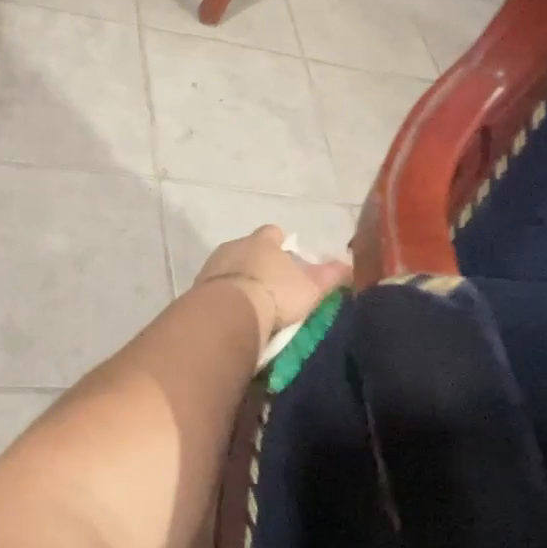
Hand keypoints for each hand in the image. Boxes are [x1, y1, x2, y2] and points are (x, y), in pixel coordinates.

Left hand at [193, 225, 349, 346]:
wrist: (228, 314)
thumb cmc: (275, 294)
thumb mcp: (311, 287)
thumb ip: (330, 276)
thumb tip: (349, 266)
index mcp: (261, 241)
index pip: (272, 233)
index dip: (280, 243)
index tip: (287, 256)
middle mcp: (234, 246)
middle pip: (247, 249)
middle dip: (257, 263)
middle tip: (271, 285)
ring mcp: (212, 266)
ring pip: (228, 268)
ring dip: (238, 280)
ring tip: (251, 303)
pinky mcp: (197, 289)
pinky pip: (214, 289)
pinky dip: (224, 297)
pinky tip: (233, 314)